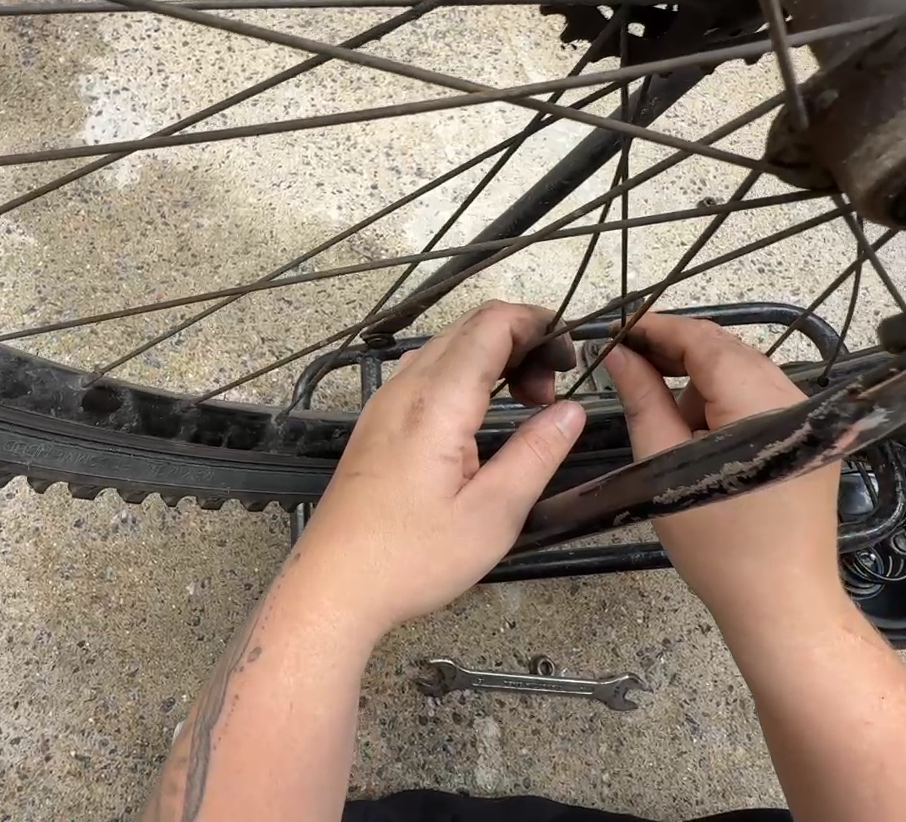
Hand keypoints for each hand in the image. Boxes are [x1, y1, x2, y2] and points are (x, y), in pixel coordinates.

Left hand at [288, 301, 587, 638]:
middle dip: (521, 340)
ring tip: (525, 405)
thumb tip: (571, 410)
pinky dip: (465, 374)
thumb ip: (536, 454)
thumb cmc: (412, 556)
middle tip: (550, 393)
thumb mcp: (492, 514)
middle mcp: (407, 386)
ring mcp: (385, 399)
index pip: (491, 323)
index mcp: (438, 399)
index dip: (537, 322)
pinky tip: (481, 415)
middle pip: (470, 326)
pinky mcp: (377, 419)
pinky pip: (427, 371)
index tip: (569, 355)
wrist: (334, 583)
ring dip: (493, 357)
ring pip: (447, 346)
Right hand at [599, 316, 844, 629]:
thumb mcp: (663, 462)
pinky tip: (696, 428)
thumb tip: (615, 351)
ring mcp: (809, 418)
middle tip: (625, 359)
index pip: (703, 340)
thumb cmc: (715, 541)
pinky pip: (758, 397)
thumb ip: (641, 396)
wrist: (781, 605)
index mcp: (760, 402)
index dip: (656, 328)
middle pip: (725, 350)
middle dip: (673, 351)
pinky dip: (722, 400)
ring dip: (697, 379)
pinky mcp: (811, 437)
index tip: (615, 326)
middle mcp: (795, 398)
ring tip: (662, 410)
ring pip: (741, 372)